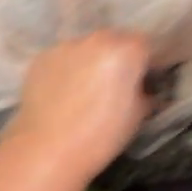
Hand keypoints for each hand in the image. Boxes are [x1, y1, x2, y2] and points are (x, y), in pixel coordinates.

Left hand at [2, 31, 150, 179]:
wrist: (46, 150)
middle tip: (117, 85)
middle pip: (116, 40)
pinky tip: (64, 93)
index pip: (147, 45)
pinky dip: (69, 69)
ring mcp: (66, 45)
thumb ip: (144, 92)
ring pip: (88, 48)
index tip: (147, 80)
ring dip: (93, 61)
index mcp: (126, 50)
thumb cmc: (101, 135)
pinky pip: (64, 58)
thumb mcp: (138, 115)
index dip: (149, 63)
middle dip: (120, 58)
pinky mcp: (42, 57)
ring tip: (87, 90)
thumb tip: (143, 88)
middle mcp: (97, 40)